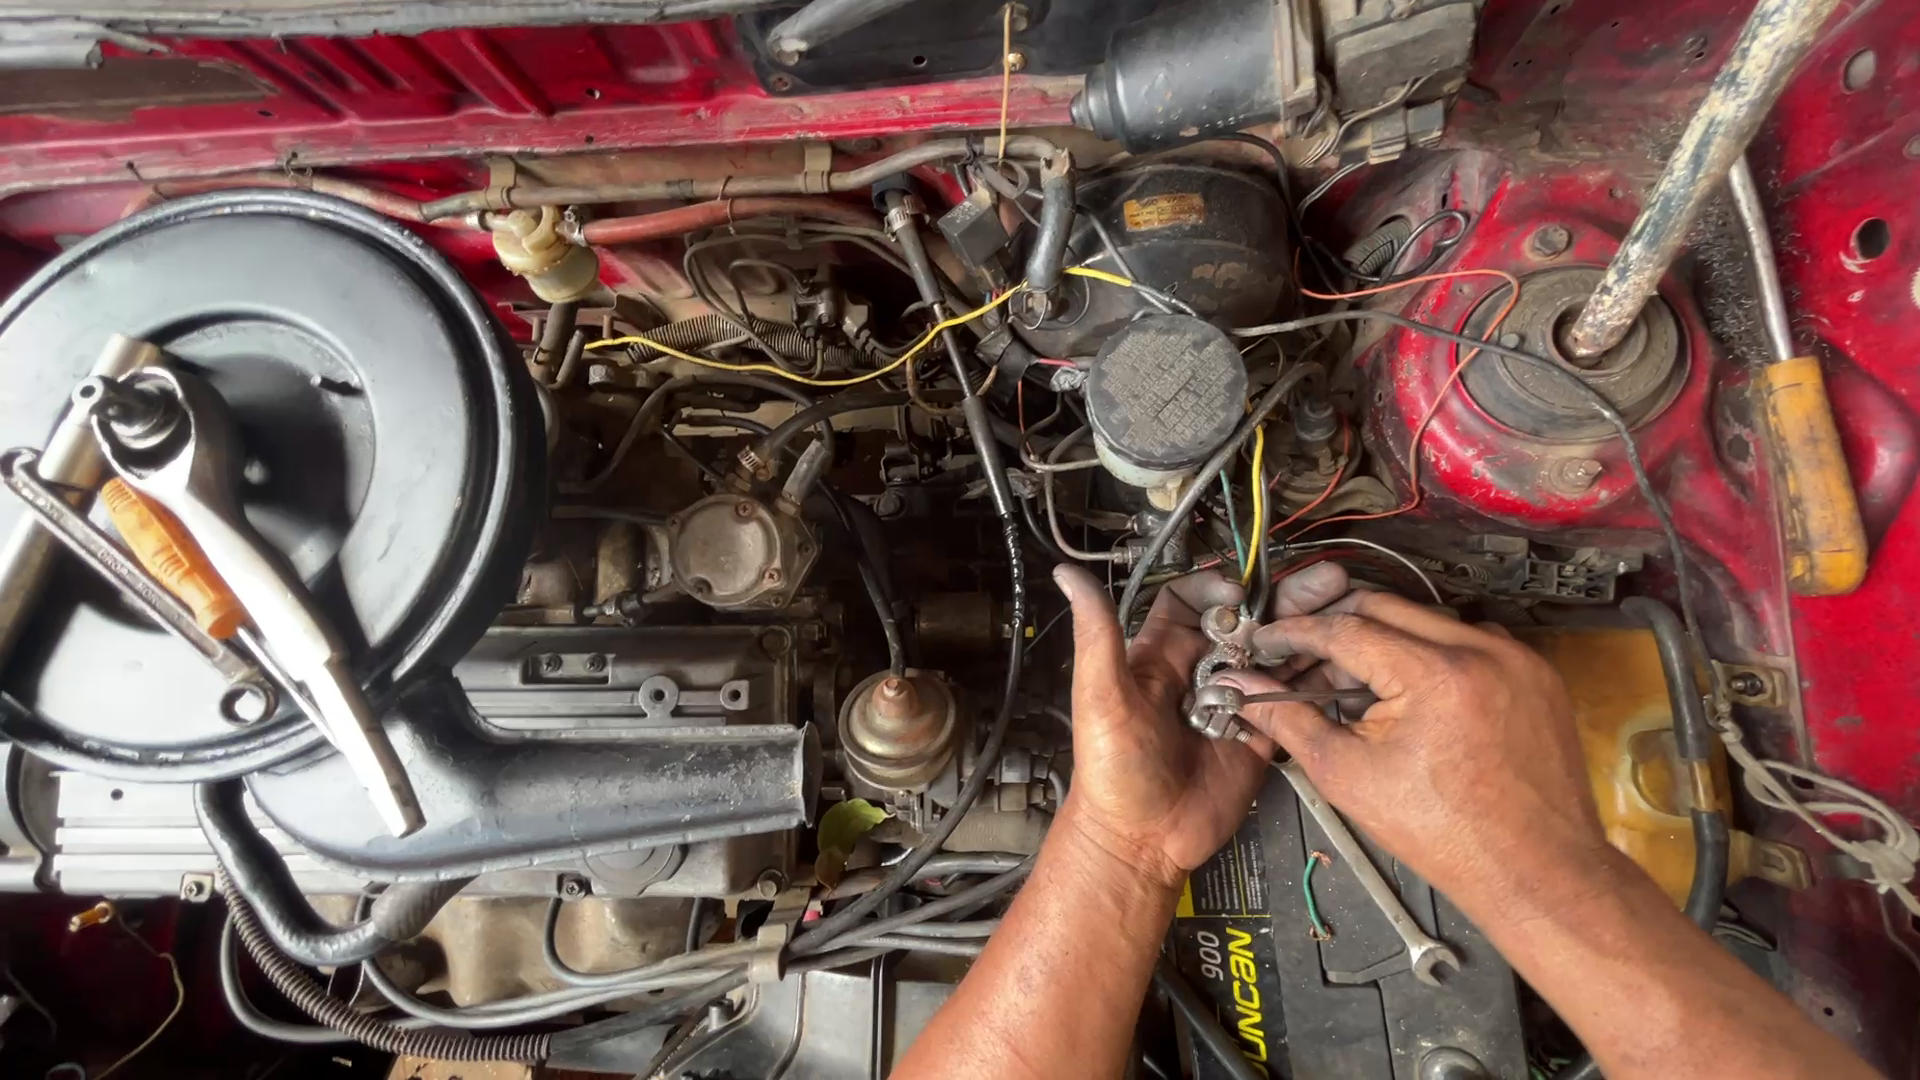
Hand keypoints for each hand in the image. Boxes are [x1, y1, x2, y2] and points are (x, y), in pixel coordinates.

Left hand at [1051, 563, 1349, 891]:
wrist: (1141, 839)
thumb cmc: (1112, 767)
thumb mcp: (1101, 695)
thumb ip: (1097, 635)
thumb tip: (1067, 573)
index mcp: (1160, 654)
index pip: (1191, 602)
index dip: (1216, 589)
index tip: (1242, 592)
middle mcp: (1201, 671)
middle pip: (1244, 621)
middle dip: (1281, 599)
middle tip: (1326, 580)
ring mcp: (1236, 701)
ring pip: (1276, 654)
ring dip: (1308, 630)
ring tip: (1349, 604)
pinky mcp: (1261, 734)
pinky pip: (1293, 699)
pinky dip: (1320, 678)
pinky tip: (1352, 659)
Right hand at [1224, 591, 1612, 918]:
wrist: (1537, 872)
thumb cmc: (1444, 833)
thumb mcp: (1345, 773)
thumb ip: (1287, 719)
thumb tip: (1244, 690)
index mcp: (1436, 675)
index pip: (1343, 629)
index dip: (1294, 634)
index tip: (1268, 643)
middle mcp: (1482, 651)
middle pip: (1379, 606)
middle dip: (1331, 627)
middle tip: (1299, 656)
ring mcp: (1515, 658)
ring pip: (1420, 617)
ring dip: (1375, 635)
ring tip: (1346, 677)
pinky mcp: (1531, 672)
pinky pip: (1459, 637)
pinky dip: (1419, 649)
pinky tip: (1397, 688)